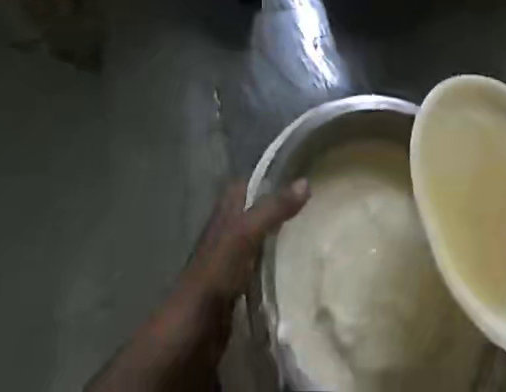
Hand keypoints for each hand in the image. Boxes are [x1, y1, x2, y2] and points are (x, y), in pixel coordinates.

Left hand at [175, 178, 310, 310]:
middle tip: (311, 212)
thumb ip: (272, 209)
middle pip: (251, 213)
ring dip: (277, 242)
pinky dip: (274, 270)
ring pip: (256, 242)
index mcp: (225, 213)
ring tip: (311, 242)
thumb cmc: (217, 271)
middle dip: (276, 211)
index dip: (267, 179)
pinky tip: (295, 276)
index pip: (245, 185)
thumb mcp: (246, 233)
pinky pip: (258, 272)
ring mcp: (229, 262)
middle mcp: (226, 232)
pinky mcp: (235, 289)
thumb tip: (305, 182)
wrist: (194, 325)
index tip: (297, 180)